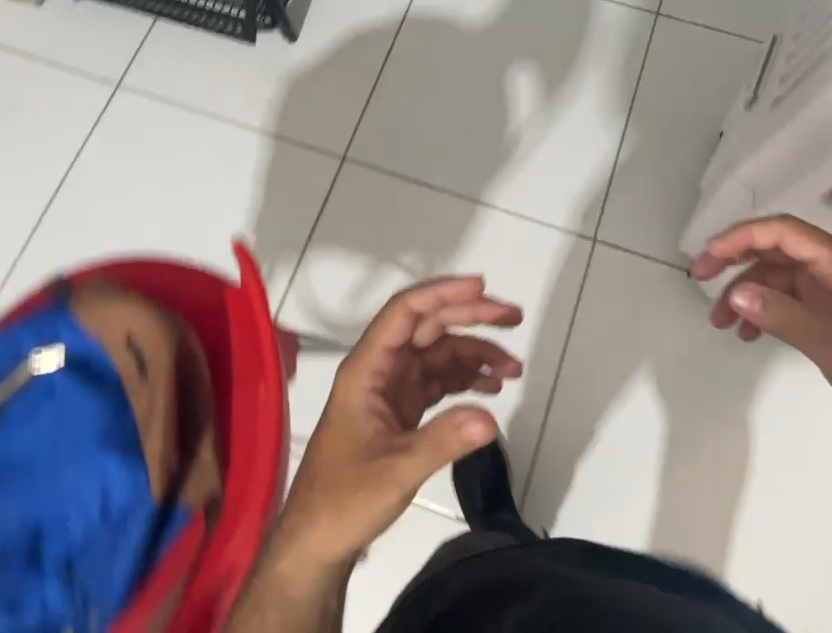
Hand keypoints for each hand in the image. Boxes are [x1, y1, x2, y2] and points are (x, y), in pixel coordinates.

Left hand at [278, 277, 524, 565]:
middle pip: (428, 327)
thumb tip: (492, 418)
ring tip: (514, 368)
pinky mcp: (400, 412)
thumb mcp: (396, 471)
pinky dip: (466, 380)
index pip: (406, 312)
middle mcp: (379, 370)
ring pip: (438, 354)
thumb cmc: (344, 501)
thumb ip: (443, 441)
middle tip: (514, 317)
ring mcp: (390, 390)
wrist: (317, 542)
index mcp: (366, 368)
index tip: (483, 288)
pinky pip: (438, 382)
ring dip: (475, 354)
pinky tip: (491, 388)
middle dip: (470, 317)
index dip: (443, 293)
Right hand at [691, 215, 831, 441]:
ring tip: (720, 322)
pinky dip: (765, 311)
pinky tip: (748, 334)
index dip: (742, 236)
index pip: (785, 232)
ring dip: (747, 293)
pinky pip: (790, 301)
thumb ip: (783, 316)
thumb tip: (735, 292)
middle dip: (736, 260)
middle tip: (699, 278)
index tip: (708, 256)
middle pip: (777, 250)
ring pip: (779, 277)